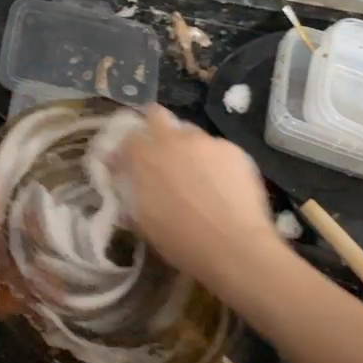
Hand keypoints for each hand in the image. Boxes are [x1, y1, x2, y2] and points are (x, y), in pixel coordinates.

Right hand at [111, 104, 280, 289]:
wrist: (235, 248)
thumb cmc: (182, 242)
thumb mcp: (144, 222)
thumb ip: (132, 194)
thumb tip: (127, 185)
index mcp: (145, 158)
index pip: (128, 138)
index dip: (128, 150)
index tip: (129, 164)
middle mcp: (173, 140)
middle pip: (157, 115)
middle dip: (155, 127)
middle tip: (161, 152)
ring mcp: (205, 141)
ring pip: (190, 133)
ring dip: (187, 147)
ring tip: (197, 174)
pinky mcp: (233, 148)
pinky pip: (217, 148)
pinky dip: (215, 161)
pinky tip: (223, 184)